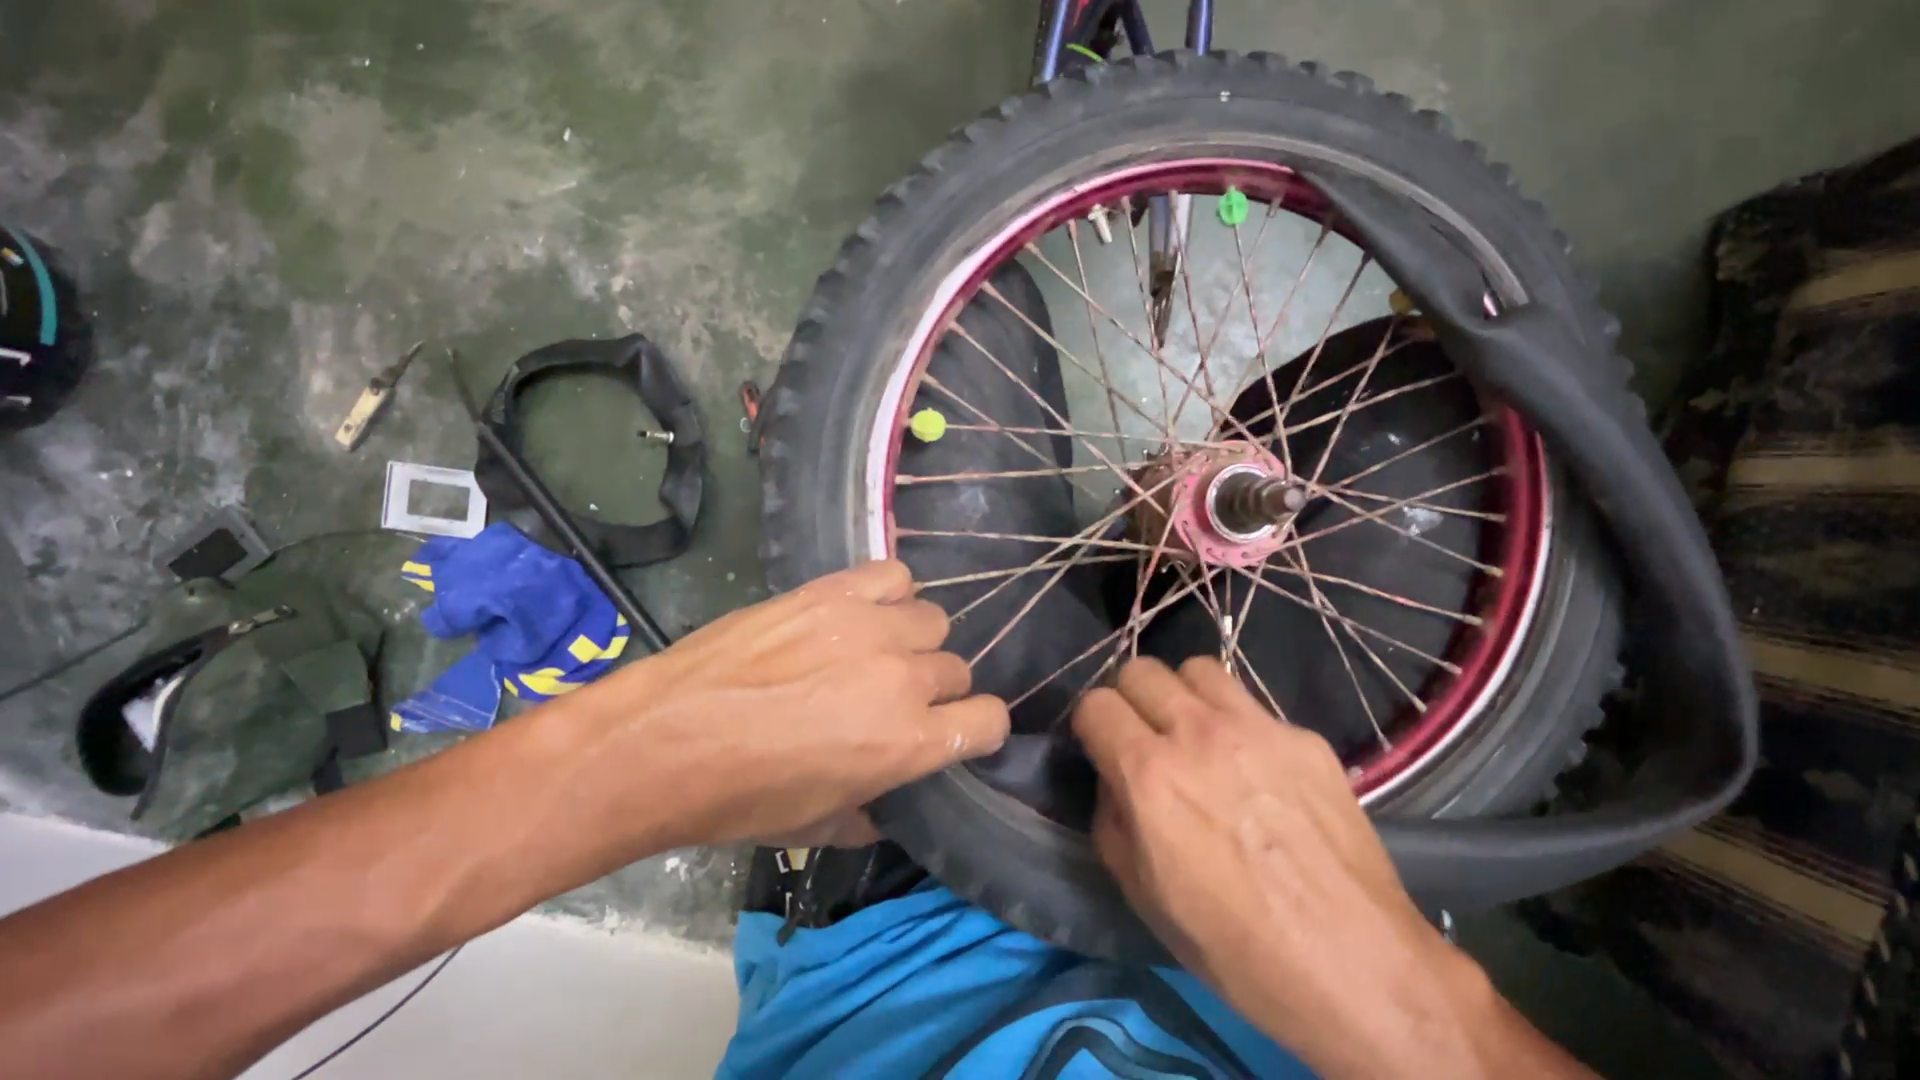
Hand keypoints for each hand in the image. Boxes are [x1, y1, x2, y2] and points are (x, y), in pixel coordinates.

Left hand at [566, 559, 1008, 850]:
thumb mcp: (817, 826)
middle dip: (936, 690)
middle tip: (892, 700)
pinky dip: (887, 594)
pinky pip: (891, 575)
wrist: (663, 741)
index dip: (976, 730)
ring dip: (912, 640)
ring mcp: (868, 627)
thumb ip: (870, 814)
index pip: (989, 720)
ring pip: (931, 618)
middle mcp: (904, 678)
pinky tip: (860, 614)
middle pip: (957, 668)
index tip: (953, 733)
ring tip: (873, 652)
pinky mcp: (830, 592)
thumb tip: (885, 807)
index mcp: (909, 743)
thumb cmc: (740, 797)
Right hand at [1074, 657, 1506, 1078]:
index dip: (1090, 728)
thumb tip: (1114, 781)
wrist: (1353, 966)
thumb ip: (1112, 819)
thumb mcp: (1141, 894)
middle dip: (1130, 701)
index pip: (1095, 704)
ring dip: (1184, 697)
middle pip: (1141, 669)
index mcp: (1150, 774)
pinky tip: (1257, 773)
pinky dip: (1238, 726)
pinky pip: (1254, 707)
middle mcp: (1200, 734)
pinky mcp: (1306, 739)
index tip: (1102, 752)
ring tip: (1196, 738)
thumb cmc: (1232, 945)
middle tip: (1144, 741)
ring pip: (1199, 669)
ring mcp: (1259, 729)